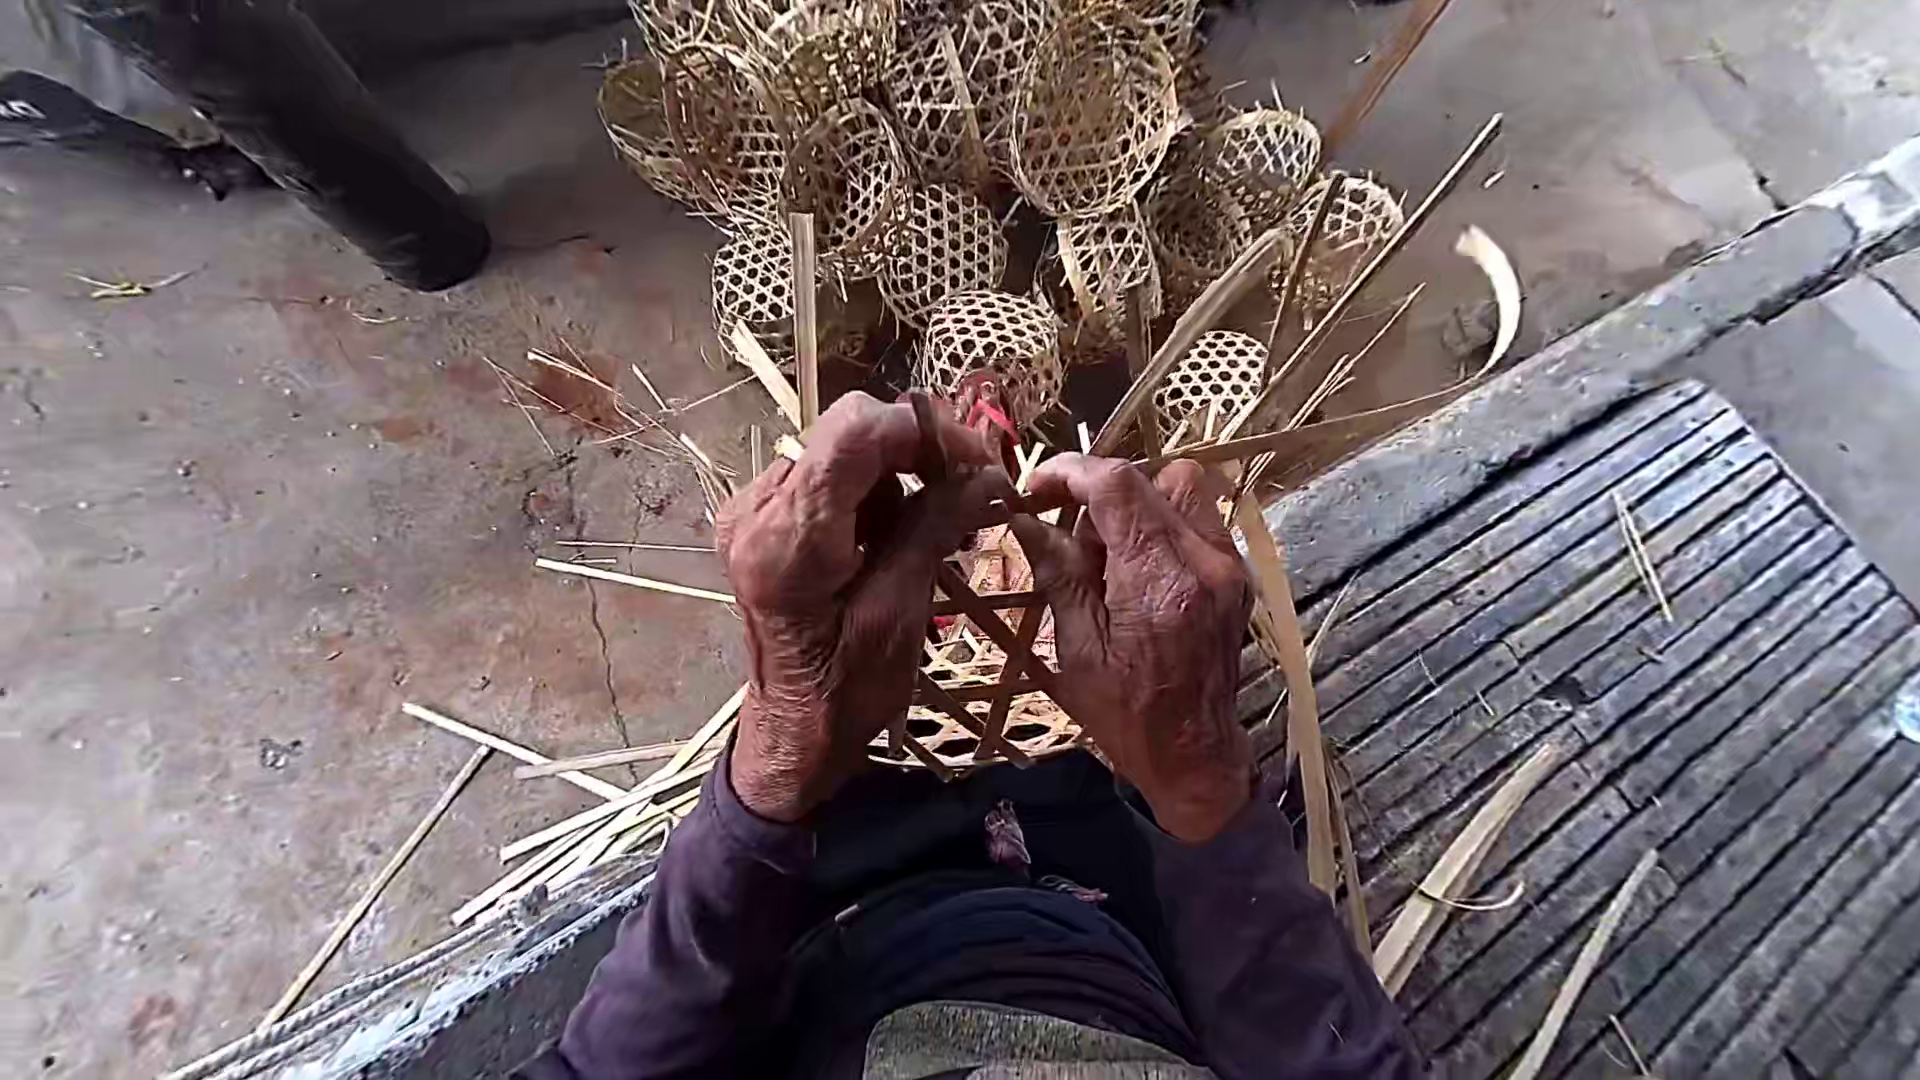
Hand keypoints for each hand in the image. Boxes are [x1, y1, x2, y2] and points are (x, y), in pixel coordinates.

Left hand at [716, 393, 1009, 821]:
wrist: (794, 726)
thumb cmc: (846, 691)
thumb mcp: (899, 614)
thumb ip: (933, 528)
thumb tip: (987, 472)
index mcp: (786, 542)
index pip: (854, 434)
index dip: (925, 429)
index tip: (978, 459)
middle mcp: (758, 509)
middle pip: (849, 430)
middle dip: (918, 450)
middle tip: (966, 488)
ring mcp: (756, 508)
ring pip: (848, 449)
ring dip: (903, 475)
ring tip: (938, 525)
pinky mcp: (767, 515)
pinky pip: (835, 474)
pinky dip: (879, 491)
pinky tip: (901, 531)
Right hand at [1010, 456, 1254, 842]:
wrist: (1195, 757)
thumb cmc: (1126, 714)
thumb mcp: (1078, 648)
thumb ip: (1058, 572)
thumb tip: (1025, 520)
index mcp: (1159, 582)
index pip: (1118, 486)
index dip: (1070, 472)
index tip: (1038, 487)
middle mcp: (1205, 561)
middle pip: (1156, 476)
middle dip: (1103, 491)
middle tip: (1075, 535)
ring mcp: (1227, 566)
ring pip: (1181, 489)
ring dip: (1134, 505)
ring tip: (1106, 554)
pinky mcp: (1233, 574)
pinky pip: (1194, 518)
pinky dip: (1156, 524)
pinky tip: (1134, 569)